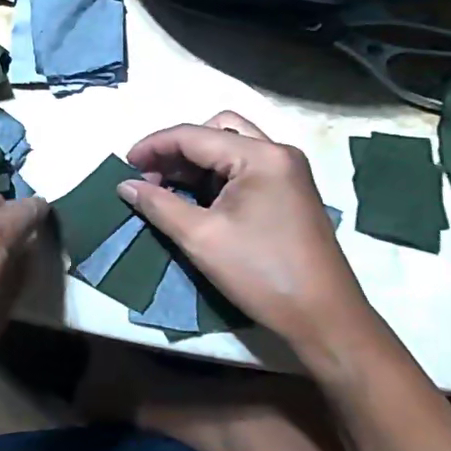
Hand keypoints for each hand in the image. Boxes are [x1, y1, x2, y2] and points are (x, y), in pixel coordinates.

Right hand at [119, 112, 380, 355]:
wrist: (325, 318)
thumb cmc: (262, 274)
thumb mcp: (202, 238)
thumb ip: (159, 204)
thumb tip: (125, 185)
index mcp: (261, 155)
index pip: (195, 135)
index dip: (155, 146)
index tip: (124, 165)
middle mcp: (278, 152)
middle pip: (216, 131)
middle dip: (178, 149)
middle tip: (150, 176)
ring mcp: (288, 171)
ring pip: (231, 148)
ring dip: (196, 163)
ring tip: (166, 188)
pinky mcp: (290, 191)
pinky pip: (245, 168)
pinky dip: (217, 177)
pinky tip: (196, 198)